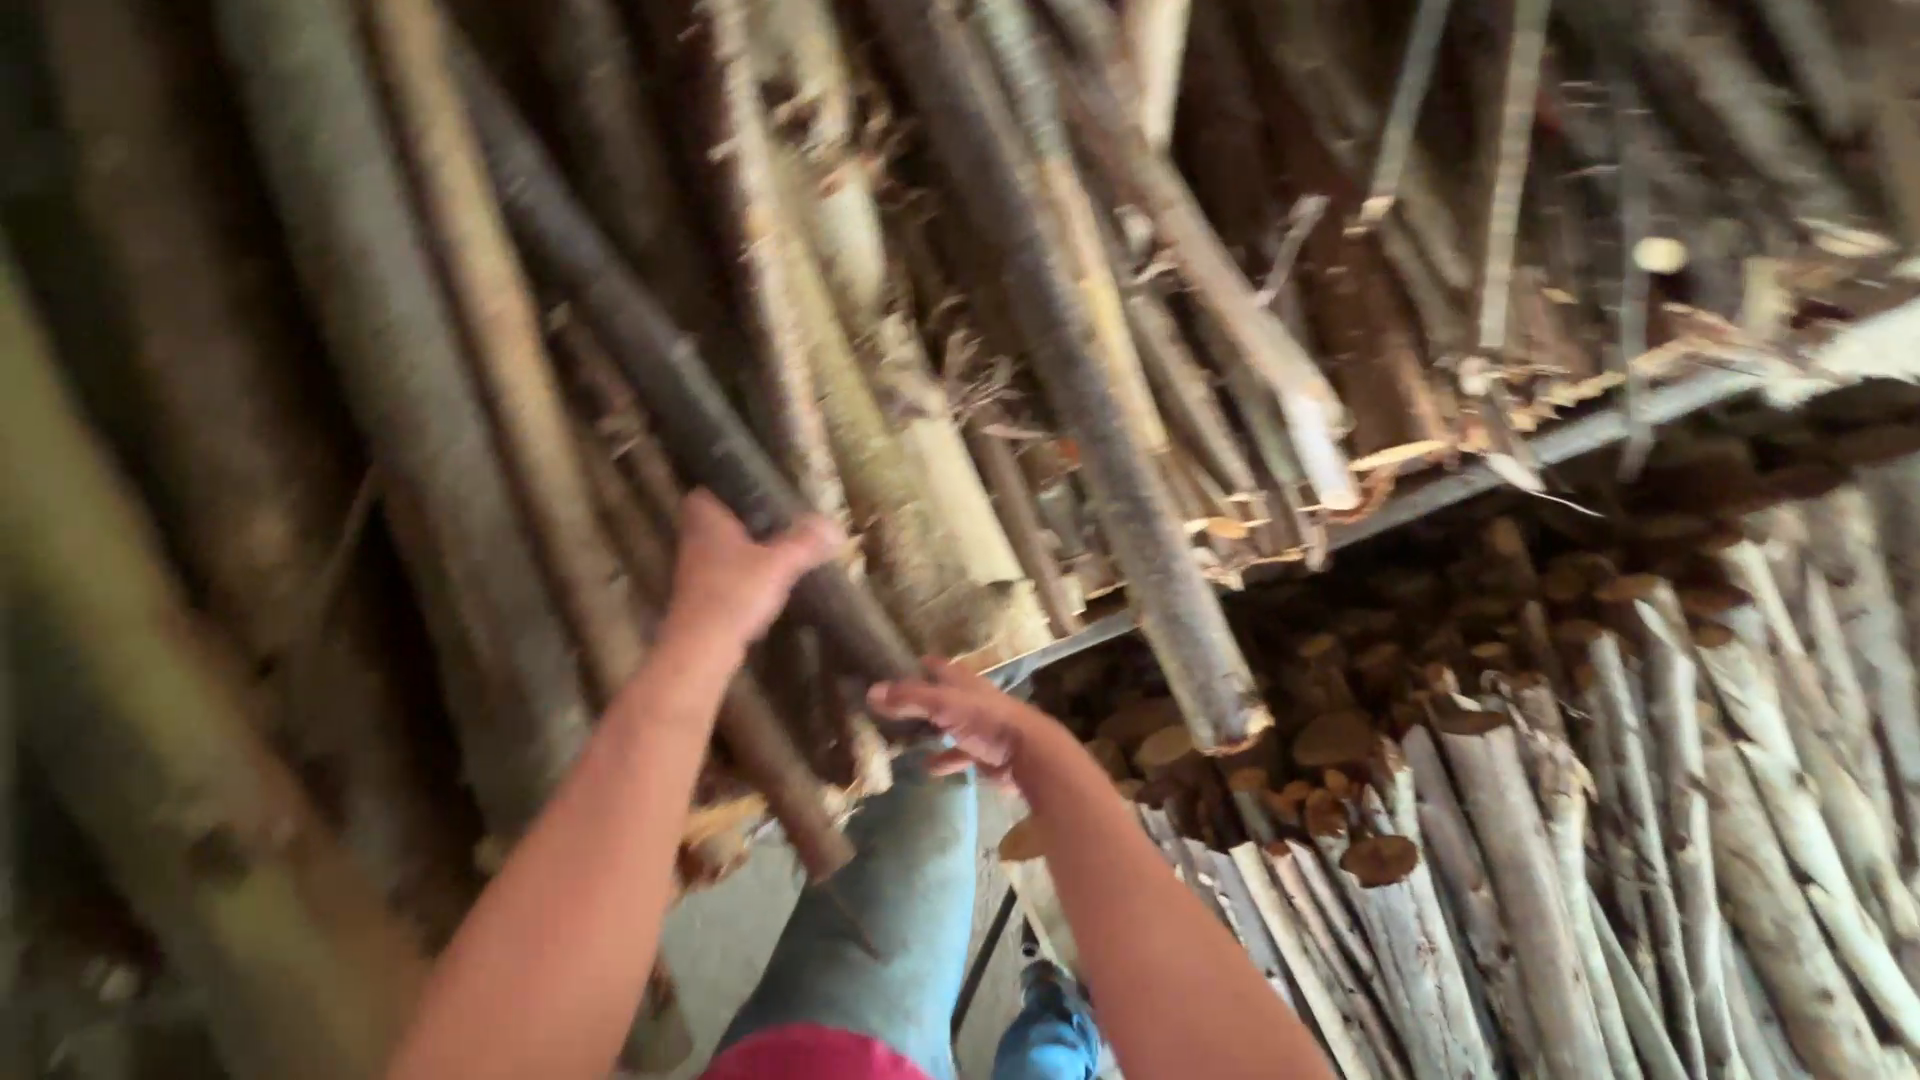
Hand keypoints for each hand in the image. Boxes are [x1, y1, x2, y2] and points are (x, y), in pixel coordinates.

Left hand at [661, 490, 840, 650]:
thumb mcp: (778, 564)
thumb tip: (834, 526)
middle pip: (715, 519)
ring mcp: (695, 569)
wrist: (701, 645)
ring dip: (743, 547)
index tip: (755, 488)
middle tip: (774, 517)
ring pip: (720, 547)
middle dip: (742, 518)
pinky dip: (742, 572)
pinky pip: (724, 572)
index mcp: (707, 520)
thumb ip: (805, 543)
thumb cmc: (734, 593)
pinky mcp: (702, 596)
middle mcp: (695, 539)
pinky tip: (765, 579)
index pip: (708, 490)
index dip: (728, 487)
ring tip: (777, 545)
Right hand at [866, 657, 1064, 782]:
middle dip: (922, 698)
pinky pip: (959, 755)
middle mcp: (972, 701)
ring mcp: (980, 728)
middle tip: (894, 701)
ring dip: (932, 729)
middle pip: (943, 695)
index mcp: (965, 683)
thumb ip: (910, 698)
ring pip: (950, 725)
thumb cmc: (987, 721)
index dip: (922, 664)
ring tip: (905, 734)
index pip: (940, 666)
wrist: (1028, 755)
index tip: (899, 664)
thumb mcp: (944, 705)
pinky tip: (927, 767)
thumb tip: (871, 691)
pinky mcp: (985, 754)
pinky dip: (944, 759)